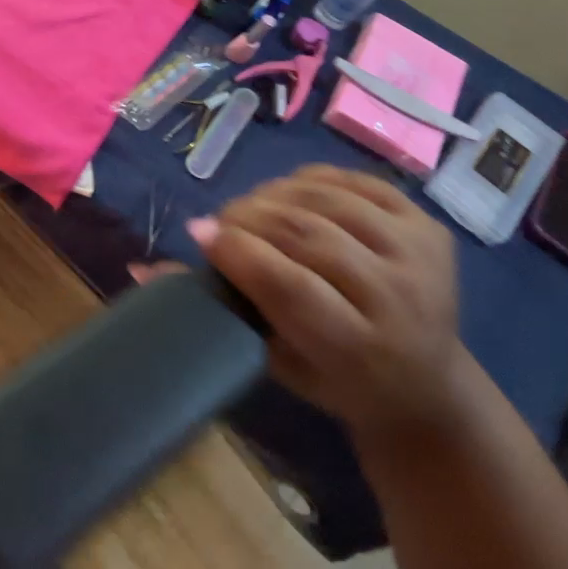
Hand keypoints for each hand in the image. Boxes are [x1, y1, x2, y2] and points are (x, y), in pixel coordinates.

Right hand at [190, 165, 470, 444]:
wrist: (426, 386)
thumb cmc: (334, 381)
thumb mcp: (271, 361)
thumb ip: (215, 309)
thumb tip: (138, 269)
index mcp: (360, 349)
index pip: (291, 286)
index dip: (237, 252)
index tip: (197, 233)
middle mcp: (400, 298)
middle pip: (307, 235)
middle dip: (247, 217)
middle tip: (218, 222)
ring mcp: (419, 256)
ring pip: (327, 201)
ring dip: (273, 195)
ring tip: (248, 208)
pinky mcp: (429, 227)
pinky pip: (354, 181)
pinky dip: (310, 181)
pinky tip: (287, 195)